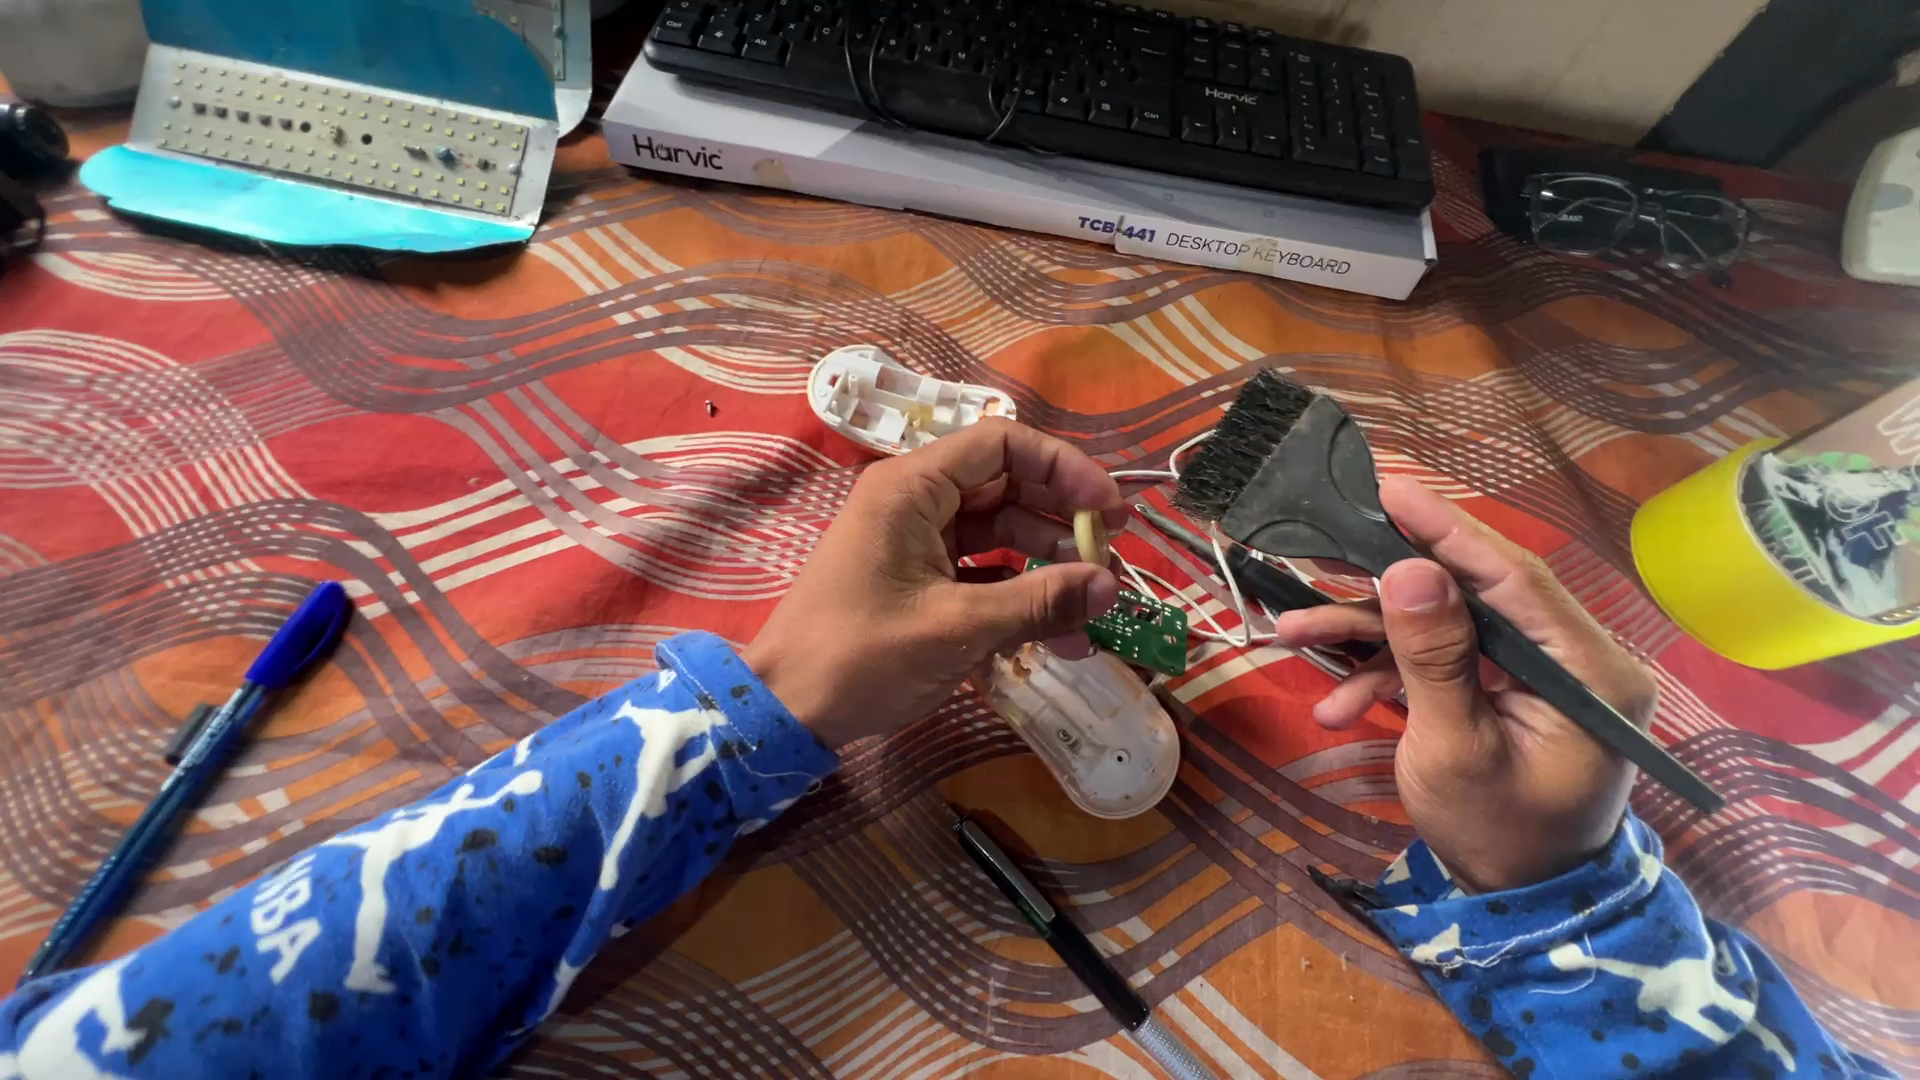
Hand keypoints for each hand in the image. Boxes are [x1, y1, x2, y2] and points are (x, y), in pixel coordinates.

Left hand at [744, 418, 1125, 747]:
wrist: (787, 709)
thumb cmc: (862, 656)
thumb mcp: (958, 628)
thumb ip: (1038, 602)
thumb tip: (1110, 587)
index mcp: (913, 487)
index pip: (1003, 444)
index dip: (1064, 469)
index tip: (1107, 511)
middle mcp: (916, 501)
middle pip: (1008, 488)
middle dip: (1062, 524)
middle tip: (1111, 561)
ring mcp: (916, 540)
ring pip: (999, 533)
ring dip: (1046, 568)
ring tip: (1092, 613)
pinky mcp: (919, 578)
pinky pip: (981, 570)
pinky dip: (1017, 594)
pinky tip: (1056, 633)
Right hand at [1272, 478, 1656, 892]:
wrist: (1516, 899)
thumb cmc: (1496, 832)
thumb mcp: (1454, 747)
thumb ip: (1434, 657)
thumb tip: (1409, 570)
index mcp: (1584, 669)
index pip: (1513, 575)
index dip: (1447, 528)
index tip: (1389, 489)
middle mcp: (1563, 657)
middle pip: (1466, 589)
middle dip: (1382, 580)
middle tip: (1324, 547)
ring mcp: (1526, 672)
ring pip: (1434, 623)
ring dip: (1361, 633)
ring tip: (1290, 635)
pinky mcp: (1493, 686)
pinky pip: (1431, 659)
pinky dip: (1378, 674)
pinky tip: (1337, 707)